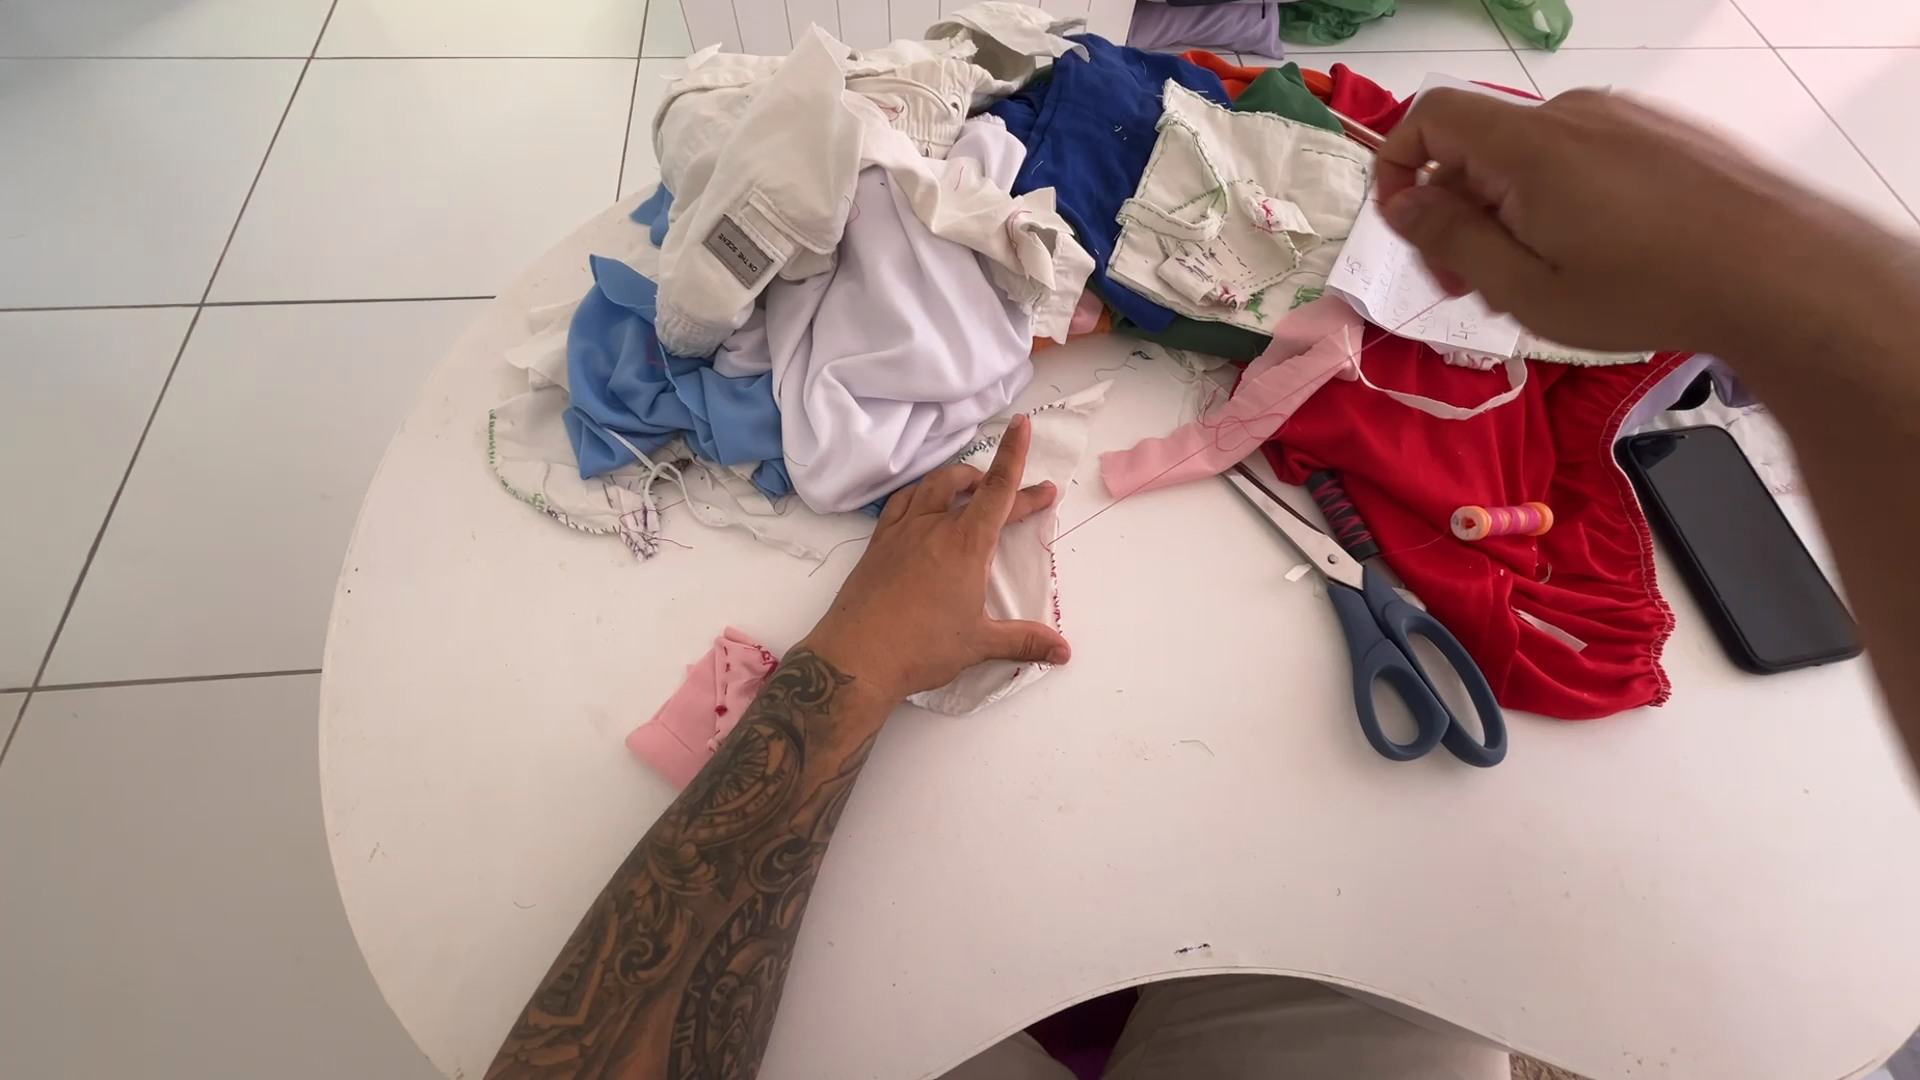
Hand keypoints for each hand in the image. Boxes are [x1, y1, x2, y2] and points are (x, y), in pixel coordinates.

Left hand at [799, 413, 1071, 705]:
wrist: (856, 657)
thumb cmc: (921, 648)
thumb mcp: (980, 644)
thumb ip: (1025, 641)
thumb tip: (1064, 651)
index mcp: (965, 545)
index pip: (997, 489)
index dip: (1013, 454)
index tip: (1023, 424)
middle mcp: (933, 526)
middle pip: (969, 486)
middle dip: (996, 481)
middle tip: (1018, 494)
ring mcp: (901, 531)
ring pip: (931, 486)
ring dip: (956, 479)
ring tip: (971, 487)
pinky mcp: (878, 543)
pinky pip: (901, 502)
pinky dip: (920, 493)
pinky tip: (923, 504)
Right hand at [1374, 86, 1862, 355]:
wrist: (1781, 274)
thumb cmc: (1638, 291)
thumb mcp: (1519, 285)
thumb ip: (1450, 238)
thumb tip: (1401, 203)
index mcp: (1530, 147)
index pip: (1431, 115)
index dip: (1396, 166)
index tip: (1404, 228)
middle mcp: (1572, 114)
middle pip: (1471, 147)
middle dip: (1448, 213)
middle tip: (1463, 283)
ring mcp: (1618, 117)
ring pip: (1516, 158)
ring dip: (1494, 214)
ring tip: (1519, 277)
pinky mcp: (1650, 132)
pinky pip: (1564, 157)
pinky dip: (1539, 201)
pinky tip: (1568, 252)